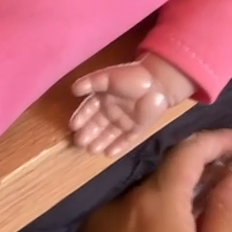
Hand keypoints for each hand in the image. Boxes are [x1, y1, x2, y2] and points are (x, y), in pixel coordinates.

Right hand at [69, 54, 195, 156]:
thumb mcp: (108, 77)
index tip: (73, 126)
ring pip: (109, 134)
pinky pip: (126, 140)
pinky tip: (109, 154)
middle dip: (88, 133)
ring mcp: (125, 121)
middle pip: (97, 124)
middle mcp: (112, 111)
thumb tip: (73, 89)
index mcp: (103, 97)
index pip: (89, 109)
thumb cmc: (131, 77)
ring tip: (91, 150)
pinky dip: (118, 147)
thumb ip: (91, 82)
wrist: (158, 82)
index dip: (81, 117)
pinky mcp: (137, 129)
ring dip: (100, 142)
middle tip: (79, 142)